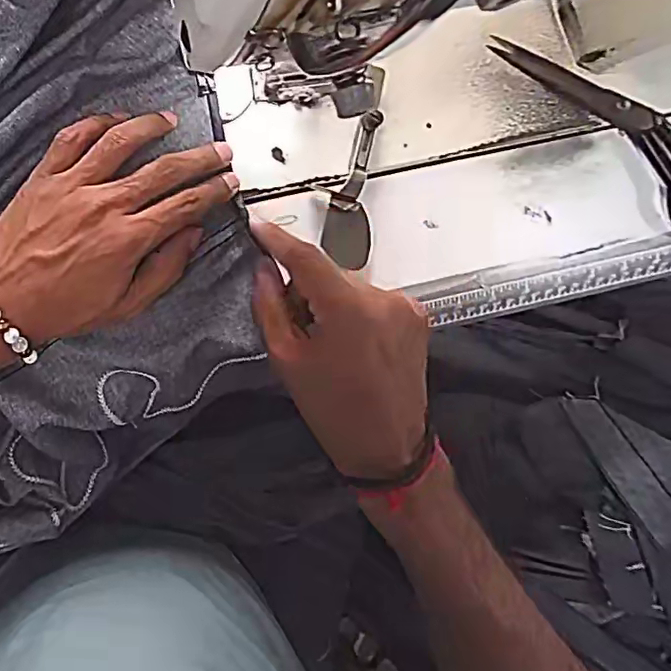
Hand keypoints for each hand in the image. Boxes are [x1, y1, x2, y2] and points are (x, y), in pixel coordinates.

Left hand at [0, 112, 236, 383]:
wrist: (4, 303)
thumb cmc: (59, 307)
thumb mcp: (124, 305)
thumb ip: (165, 269)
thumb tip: (191, 236)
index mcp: (126, 239)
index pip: (185, 204)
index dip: (213, 189)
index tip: (226, 182)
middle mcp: (103, 206)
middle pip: (164, 169)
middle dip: (200, 157)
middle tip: (217, 151)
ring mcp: (71, 187)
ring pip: (120, 142)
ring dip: (151, 126)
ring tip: (168, 121)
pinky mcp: (45, 178)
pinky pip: (72, 138)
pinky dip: (96, 123)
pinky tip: (113, 120)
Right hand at [250, 218, 431, 478]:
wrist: (389, 445)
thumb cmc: (336, 410)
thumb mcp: (286, 359)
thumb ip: (270, 306)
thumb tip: (264, 270)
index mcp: (348, 308)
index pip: (305, 256)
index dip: (276, 238)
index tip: (257, 225)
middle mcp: (381, 298)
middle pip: (326, 270)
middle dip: (304, 286)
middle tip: (293, 320)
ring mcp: (402, 304)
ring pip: (347, 282)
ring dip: (329, 297)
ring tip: (325, 339)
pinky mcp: (414, 313)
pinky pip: (369, 295)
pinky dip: (351, 307)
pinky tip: (348, 340)